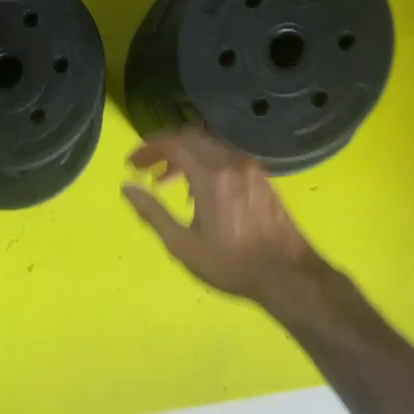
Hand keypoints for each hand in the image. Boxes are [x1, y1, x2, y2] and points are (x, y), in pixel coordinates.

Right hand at [121, 129, 331, 312]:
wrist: (286, 274)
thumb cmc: (229, 264)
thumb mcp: (182, 244)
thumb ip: (152, 213)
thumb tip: (127, 188)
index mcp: (212, 176)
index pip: (175, 144)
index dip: (148, 149)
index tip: (130, 163)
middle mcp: (233, 164)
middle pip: (193, 139)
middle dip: (164, 149)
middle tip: (144, 167)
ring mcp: (251, 170)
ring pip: (211, 148)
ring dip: (184, 157)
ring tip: (166, 182)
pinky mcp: (261, 180)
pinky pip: (227, 159)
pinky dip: (204, 165)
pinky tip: (197, 192)